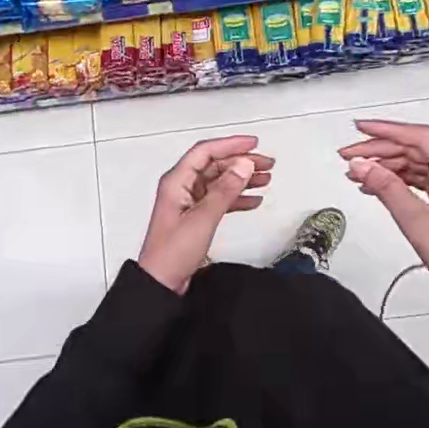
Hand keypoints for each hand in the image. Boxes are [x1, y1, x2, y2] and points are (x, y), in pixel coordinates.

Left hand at [137, 135, 273, 293]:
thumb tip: (244, 164)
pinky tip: (254, 201)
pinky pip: (220, 199)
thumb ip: (224, 190)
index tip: (254, 143)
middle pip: (215, 165)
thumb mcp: (202, 218)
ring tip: (266, 179)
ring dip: (242, 179)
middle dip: (241, 162)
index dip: (230, 144)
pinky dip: (237, 198)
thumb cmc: (174, 252)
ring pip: (220, 182)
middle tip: (267, 164)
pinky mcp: (196, 217)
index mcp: (177, 181)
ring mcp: (189, 202)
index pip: (205, 152)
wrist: (161, 283)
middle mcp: (182, 187)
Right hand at [339, 119, 428, 306]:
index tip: (361, 128)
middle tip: (349, 154)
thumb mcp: (420, 224)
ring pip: (417, 162)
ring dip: (386, 165)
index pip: (423, 138)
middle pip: (417, 148)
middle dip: (381, 150)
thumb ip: (388, 189)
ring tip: (356, 171)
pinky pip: (421, 178)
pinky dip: (397, 179)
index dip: (388, 130)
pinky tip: (374, 183)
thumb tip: (361, 166)